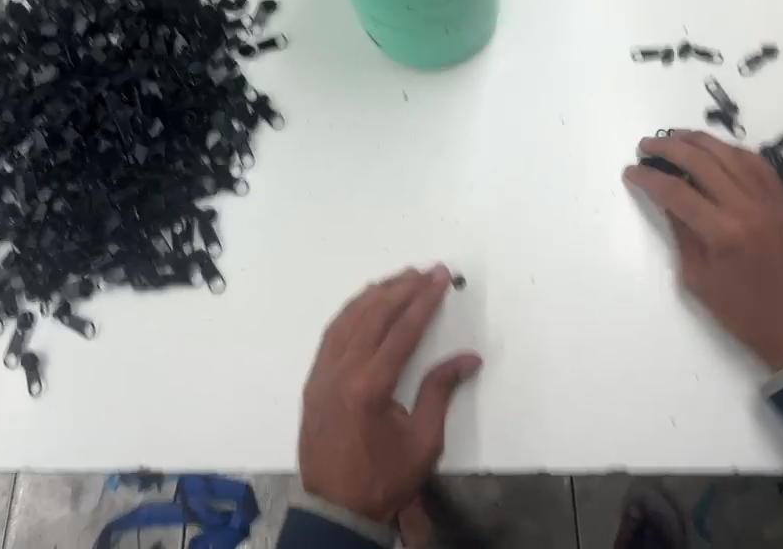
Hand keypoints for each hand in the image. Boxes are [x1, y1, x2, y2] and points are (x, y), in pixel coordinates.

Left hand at [298, 265, 481, 524]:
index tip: (440, 278)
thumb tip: (468, 358)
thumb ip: (441, 391)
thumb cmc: (384, 479)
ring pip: (349, 318)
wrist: (336, 509)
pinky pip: (332, 332)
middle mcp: (342, 370)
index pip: (403, 330)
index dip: (425, 300)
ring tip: (399, 278)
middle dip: (403, 288)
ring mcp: (323, 372)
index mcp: (370, 385)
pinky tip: (366, 302)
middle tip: (426, 271)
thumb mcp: (423, 442)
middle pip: (374, 315)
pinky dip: (351, 311)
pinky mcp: (313, 378)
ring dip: (376, 294)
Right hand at [623, 131, 782, 370]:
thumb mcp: (699, 279)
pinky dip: (734, 152)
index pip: (675, 192)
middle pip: (702, 162)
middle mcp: (748, 208)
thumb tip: (666, 199)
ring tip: (675, 137)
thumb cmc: (745, 315)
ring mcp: (771, 203)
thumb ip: (682, 233)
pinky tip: (716, 151)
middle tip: (645, 145)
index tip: (630, 171)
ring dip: (699, 141)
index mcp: (723, 233)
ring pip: (731, 155)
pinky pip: (758, 165)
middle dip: (668, 148)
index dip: (648, 177)